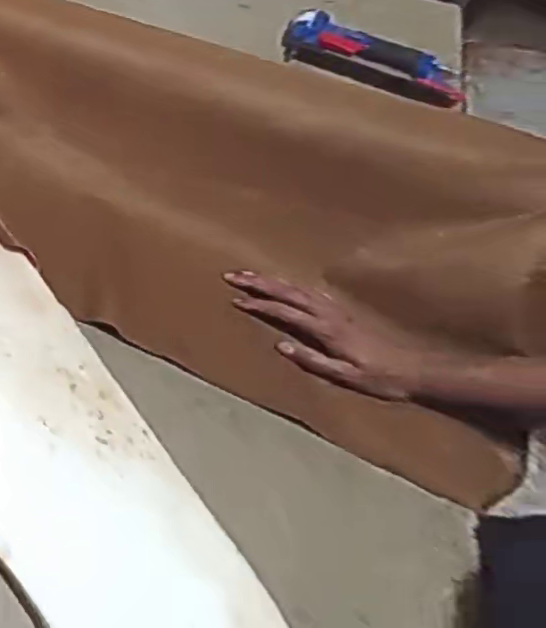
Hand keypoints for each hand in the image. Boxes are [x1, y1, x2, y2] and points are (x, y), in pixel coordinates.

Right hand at [225, 271, 435, 401]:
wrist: (423, 374)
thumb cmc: (382, 379)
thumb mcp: (348, 377)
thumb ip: (314, 361)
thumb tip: (281, 345)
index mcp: (326, 330)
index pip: (284, 312)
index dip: (259, 305)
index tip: (236, 300)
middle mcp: (329, 315)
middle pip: (288, 293)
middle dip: (258, 283)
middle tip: (231, 275)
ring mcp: (338, 312)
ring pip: (298, 289)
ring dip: (271, 280)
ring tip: (248, 274)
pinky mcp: (344, 313)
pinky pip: (312, 292)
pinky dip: (293, 284)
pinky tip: (285, 283)